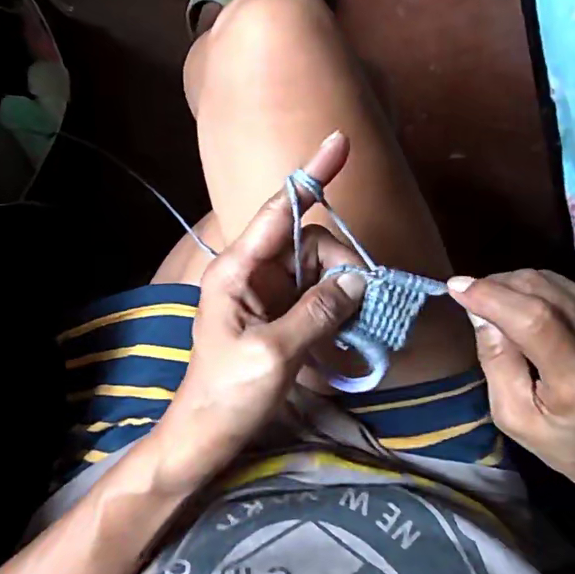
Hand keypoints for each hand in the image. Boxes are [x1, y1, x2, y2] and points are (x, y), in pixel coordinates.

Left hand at [159, 132, 366, 478]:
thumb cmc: (228, 393)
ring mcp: (266, 295)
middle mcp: (252, 273)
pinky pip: (317, 297)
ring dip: (345, 291)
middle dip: (343, 264)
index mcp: (238, 270)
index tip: (340, 140)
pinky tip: (348, 335)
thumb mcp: (274, 353)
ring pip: (320, 271)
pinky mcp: (279, 316)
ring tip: (358, 328)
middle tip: (368, 303)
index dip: (312, 175)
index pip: (279, 211)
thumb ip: (318, 312)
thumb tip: (358, 280)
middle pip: (310, 244)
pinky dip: (337, 309)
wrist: (206, 433)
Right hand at [446, 270, 574, 503]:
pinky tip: (535, 314)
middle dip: (499, 286)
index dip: (493, 297)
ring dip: (518, 287)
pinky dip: (542, 294)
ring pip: (556, 284)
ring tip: (500, 305)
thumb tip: (478, 311)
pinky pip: (572, 290)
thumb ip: (496, 362)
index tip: (456, 286)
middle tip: (472, 295)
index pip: (536, 322)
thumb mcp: (512, 417)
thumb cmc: (562, 442)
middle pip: (545, 294)